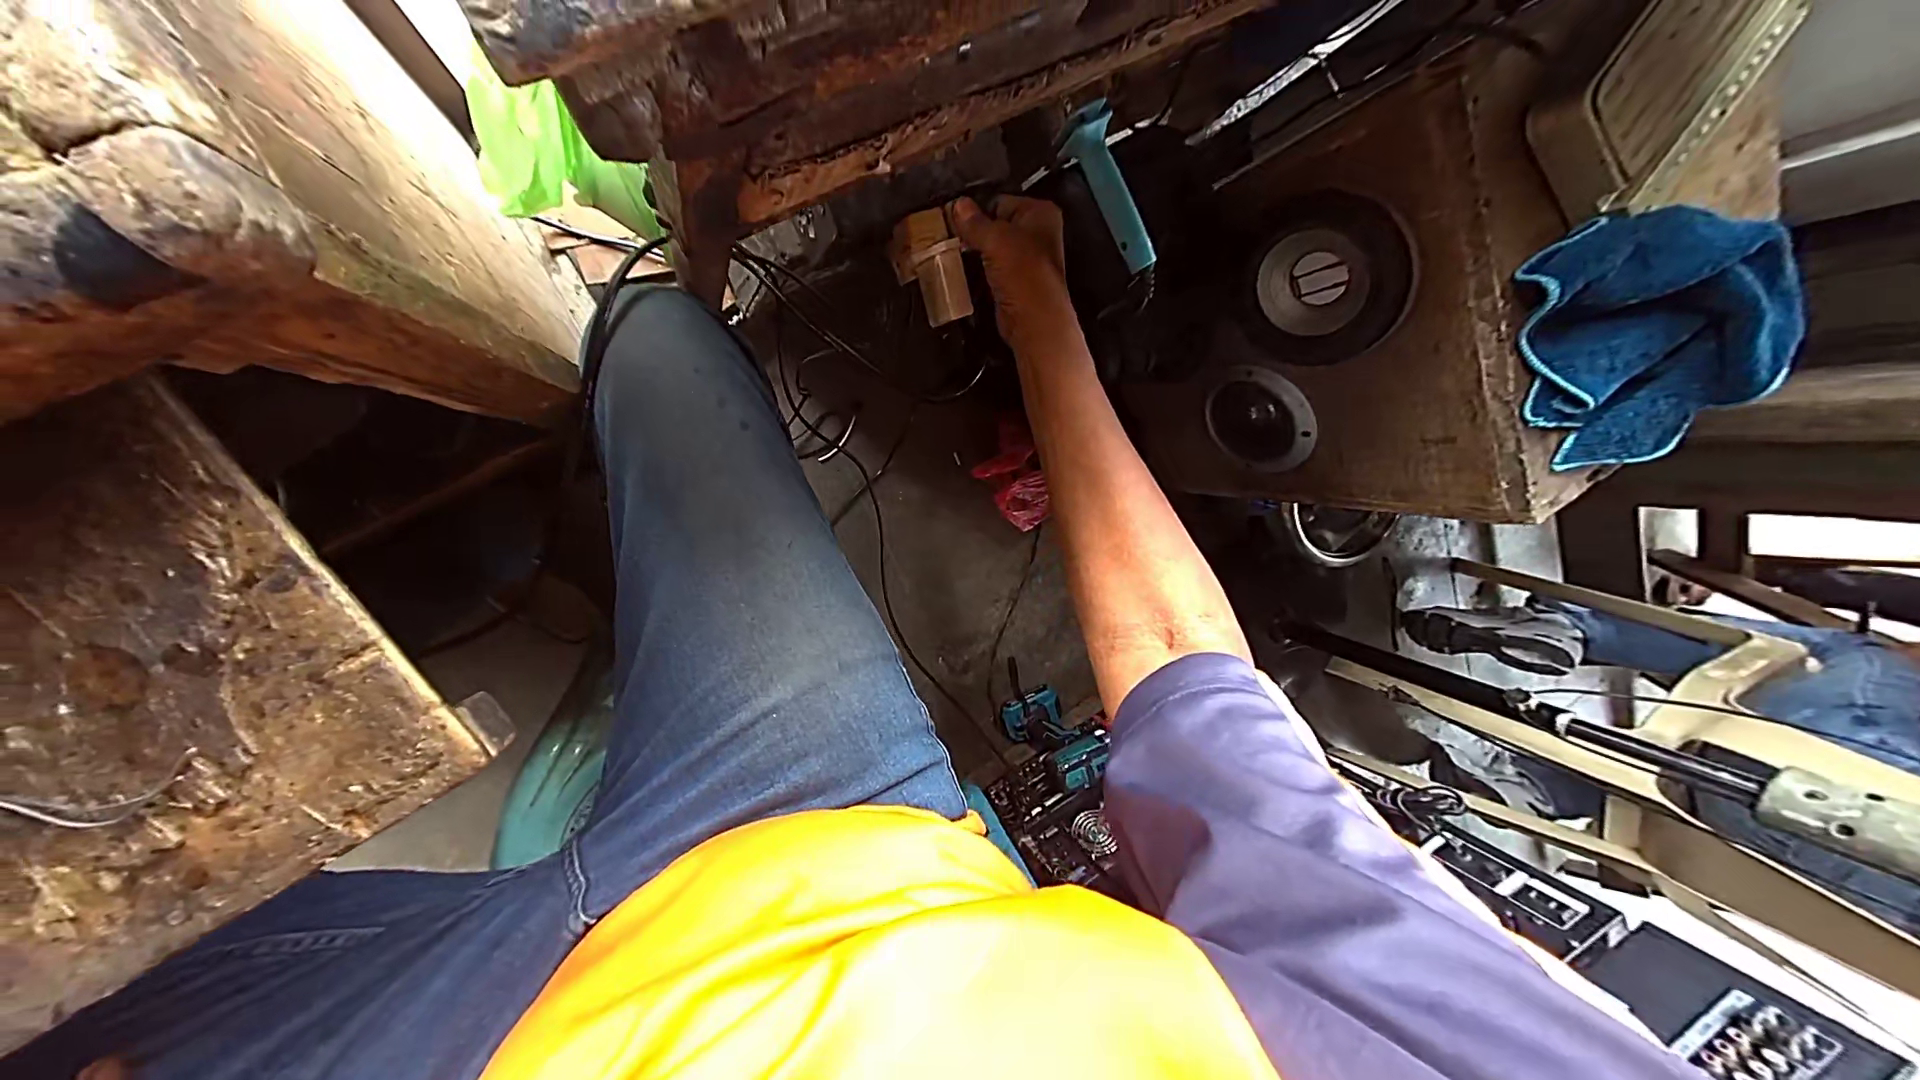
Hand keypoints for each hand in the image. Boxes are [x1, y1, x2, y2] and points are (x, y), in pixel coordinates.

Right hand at [947, 196, 1073, 351]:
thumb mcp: (996, 240)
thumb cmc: (1022, 273)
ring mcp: (1024, 258)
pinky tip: (959, 267)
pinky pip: (989, 266)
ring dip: (972, 250)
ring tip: (948, 249)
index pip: (1000, 201)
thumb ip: (975, 222)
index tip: (952, 216)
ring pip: (990, 247)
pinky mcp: (1012, 280)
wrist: (1033, 320)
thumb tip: (956, 204)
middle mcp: (1035, 232)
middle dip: (973, 230)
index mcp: (1039, 213)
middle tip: (946, 233)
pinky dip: (976, 267)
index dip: (976, 209)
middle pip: (995, 223)